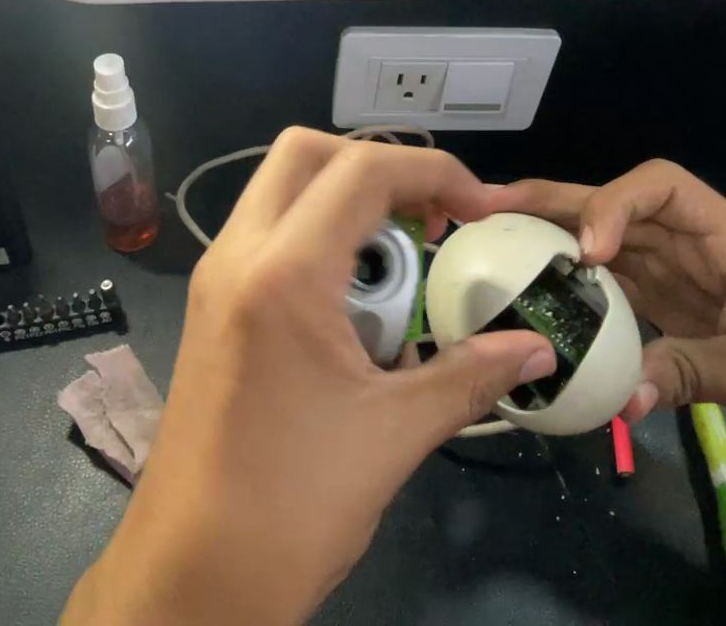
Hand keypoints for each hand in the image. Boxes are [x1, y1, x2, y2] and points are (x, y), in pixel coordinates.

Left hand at [62, 129, 555, 625]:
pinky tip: (355, 304)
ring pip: (281, 190)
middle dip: (379, 168)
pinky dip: (317, 238)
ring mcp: (216, 277)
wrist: (191, 573)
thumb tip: (535, 348)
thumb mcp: (393, 432)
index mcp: (283, 272)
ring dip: (346, 204)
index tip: (479, 209)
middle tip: (430, 221)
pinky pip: (268, 234)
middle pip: (306, 153)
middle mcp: (238, 254)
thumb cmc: (293, 502)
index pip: (362, 170)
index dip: (434, 172)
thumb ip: (470, 373)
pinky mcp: (211, 305)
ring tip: (399, 268)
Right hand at [489, 161, 725, 463]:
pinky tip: (543, 298)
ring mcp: (687, 278)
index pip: (660, 187)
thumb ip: (687, 374)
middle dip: (555, 204)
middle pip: (619, 207)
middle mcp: (699, 246)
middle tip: (488, 210)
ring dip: (555, 239)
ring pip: (611, 243)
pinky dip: (580, 288)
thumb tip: (615, 400)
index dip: (612, 204)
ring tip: (497, 246)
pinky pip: (620, 288)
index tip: (585, 251)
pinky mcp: (681, 311)